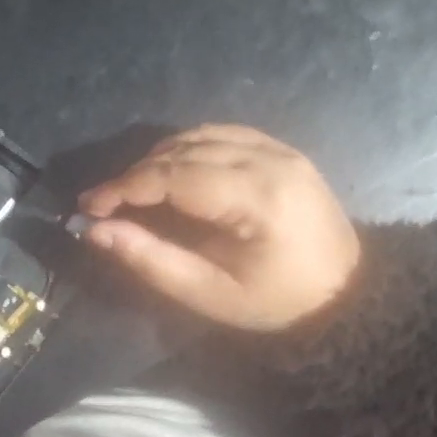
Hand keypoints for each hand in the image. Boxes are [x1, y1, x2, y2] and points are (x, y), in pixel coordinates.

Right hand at [79, 125, 359, 330]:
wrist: (348, 294)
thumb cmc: (276, 302)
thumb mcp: (208, 293)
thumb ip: (150, 259)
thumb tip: (95, 231)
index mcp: (256, 198)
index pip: (173, 175)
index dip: (123, 187)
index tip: (89, 207)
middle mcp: (270, 160)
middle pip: (182, 150)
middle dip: (133, 174)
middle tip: (104, 205)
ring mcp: (279, 150)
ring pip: (199, 135)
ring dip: (157, 159)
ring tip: (132, 192)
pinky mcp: (282, 150)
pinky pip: (221, 134)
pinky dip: (185, 149)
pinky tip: (170, 174)